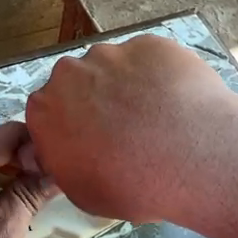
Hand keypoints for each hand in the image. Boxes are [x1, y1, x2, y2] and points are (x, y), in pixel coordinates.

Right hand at [24, 35, 237, 222]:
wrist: (193, 159)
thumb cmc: (132, 186)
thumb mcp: (81, 192)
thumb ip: (61, 162)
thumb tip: (58, 149)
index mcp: (44, 110)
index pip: (47, 112)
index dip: (70, 126)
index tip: (91, 141)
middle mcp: (69, 73)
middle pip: (76, 83)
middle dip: (95, 101)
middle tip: (124, 129)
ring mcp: (111, 54)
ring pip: (113, 67)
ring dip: (126, 85)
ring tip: (156, 116)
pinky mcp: (149, 45)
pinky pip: (148, 59)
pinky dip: (158, 75)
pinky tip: (176, 101)